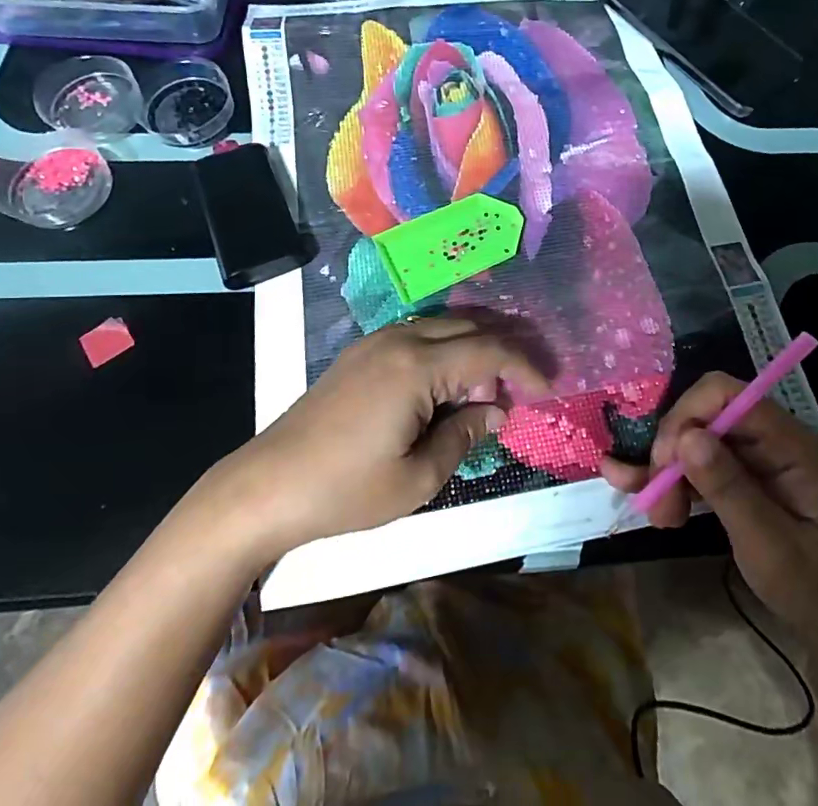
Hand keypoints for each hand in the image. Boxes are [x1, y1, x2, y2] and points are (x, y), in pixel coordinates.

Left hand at [192, 316, 548, 567]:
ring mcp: (373, 342)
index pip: (488, 351)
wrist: (269, 484)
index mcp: (416, 366)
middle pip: (468, 326)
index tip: (548, 391)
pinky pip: (414, 336)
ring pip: (440, 326)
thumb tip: (496, 411)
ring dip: (472, 349)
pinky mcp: (357, 355)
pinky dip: (442, 352)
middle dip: (503, 351)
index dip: (525, 368)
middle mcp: (397, 339)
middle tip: (524, 388)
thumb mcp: (418, 477)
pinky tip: (445, 387)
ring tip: (487, 392)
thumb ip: (464, 436)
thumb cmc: (346, 490)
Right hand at [601, 372, 817, 648]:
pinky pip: (696, 466)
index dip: (685, 418)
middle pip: (700, 416)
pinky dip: (670, 483)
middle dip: (668, 453)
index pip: (725, 395)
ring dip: (664, 472)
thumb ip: (730, 490)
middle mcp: (770, 442)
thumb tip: (686, 436)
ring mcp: (755, 460)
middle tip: (656, 503)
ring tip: (656, 515)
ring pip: (692, 441)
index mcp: (791, 446)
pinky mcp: (742, 480)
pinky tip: (652, 504)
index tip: (664, 465)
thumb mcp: (773, 548)